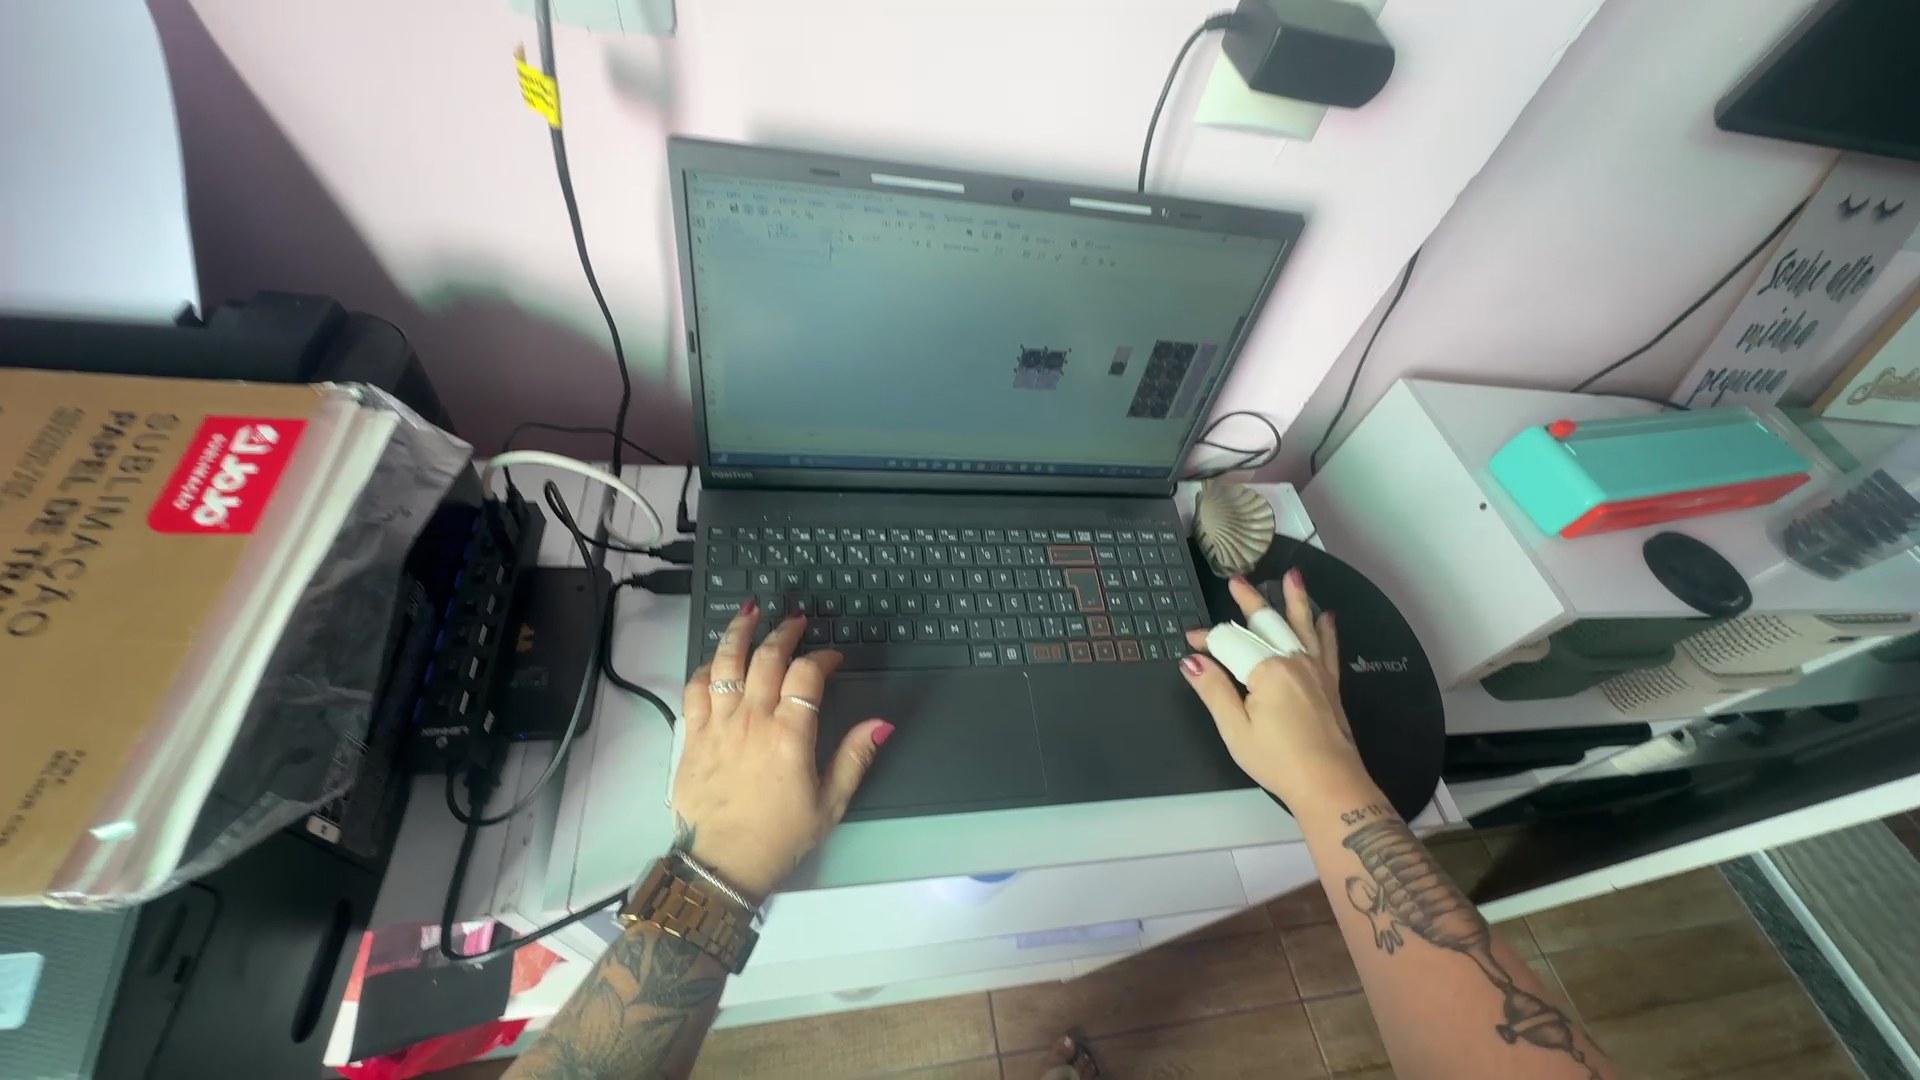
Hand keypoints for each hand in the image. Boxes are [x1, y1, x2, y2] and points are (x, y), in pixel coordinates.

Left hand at [673, 601, 892, 902]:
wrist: (720, 865)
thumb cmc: (779, 835)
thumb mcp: (830, 803)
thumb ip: (855, 757)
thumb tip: (881, 723)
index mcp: (789, 734)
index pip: (808, 675)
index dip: (823, 656)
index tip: (832, 657)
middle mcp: (752, 719)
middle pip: (767, 657)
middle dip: (785, 631)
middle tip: (796, 619)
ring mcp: (718, 725)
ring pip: (726, 663)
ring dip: (739, 632)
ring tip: (750, 612)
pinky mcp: (693, 736)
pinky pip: (696, 689)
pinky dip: (706, 668)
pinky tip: (716, 659)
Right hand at [1178, 571, 1368, 810]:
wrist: (1330, 786)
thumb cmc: (1278, 760)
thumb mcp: (1235, 729)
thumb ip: (1213, 690)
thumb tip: (1190, 660)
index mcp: (1266, 670)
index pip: (1229, 643)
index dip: (1206, 640)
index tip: (1188, 642)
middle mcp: (1293, 661)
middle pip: (1266, 622)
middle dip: (1248, 600)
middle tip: (1236, 580)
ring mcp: (1316, 670)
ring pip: (1302, 625)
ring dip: (1294, 599)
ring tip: (1292, 576)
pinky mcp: (1330, 684)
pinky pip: (1328, 647)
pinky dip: (1326, 629)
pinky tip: (1326, 616)